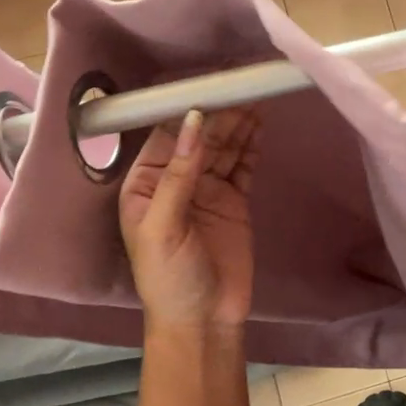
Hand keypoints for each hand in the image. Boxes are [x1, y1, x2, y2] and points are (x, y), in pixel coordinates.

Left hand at [119, 107, 261, 331]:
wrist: (203, 321)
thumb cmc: (169, 278)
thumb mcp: (164, 227)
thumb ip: (180, 175)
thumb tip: (193, 123)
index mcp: (145, 185)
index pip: (166, 137)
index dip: (185, 111)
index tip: (207, 85)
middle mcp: (174, 182)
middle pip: (199, 138)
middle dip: (218, 113)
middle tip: (241, 86)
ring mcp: (207, 191)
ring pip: (223, 149)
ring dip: (237, 125)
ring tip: (255, 97)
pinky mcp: (234, 203)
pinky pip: (243, 167)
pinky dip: (251, 146)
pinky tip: (259, 125)